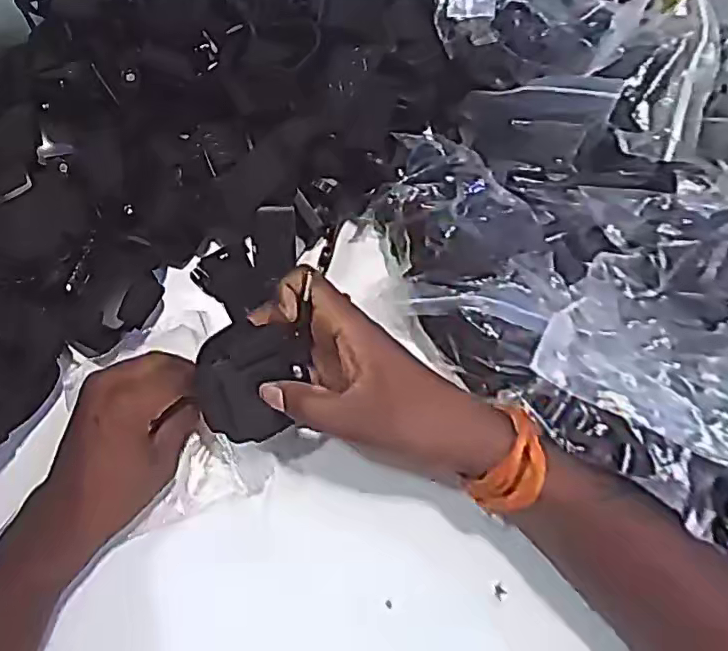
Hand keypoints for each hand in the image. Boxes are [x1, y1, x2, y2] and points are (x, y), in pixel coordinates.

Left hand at [32, 352, 198, 555]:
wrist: (73, 504)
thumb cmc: (113, 494)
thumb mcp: (162, 462)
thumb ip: (183, 423)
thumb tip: (197, 404)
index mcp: (129, 399)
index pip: (175, 373)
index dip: (200, 382)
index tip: (212, 394)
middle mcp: (109, 383)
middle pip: (158, 360)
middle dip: (184, 373)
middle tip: (202, 395)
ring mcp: (97, 383)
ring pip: (142, 361)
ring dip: (165, 374)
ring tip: (184, 400)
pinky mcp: (90, 389)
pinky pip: (126, 370)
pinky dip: (146, 378)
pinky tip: (159, 400)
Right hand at [257, 268, 514, 481]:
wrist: (469, 444)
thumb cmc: (425, 420)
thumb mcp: (352, 418)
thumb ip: (303, 404)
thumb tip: (268, 390)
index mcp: (350, 327)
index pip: (306, 282)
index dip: (280, 294)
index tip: (268, 324)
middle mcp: (349, 332)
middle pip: (298, 307)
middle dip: (274, 324)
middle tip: (258, 350)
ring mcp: (351, 352)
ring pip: (305, 334)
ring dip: (284, 350)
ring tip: (270, 375)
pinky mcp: (355, 374)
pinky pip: (316, 361)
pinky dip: (299, 372)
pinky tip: (292, 394)